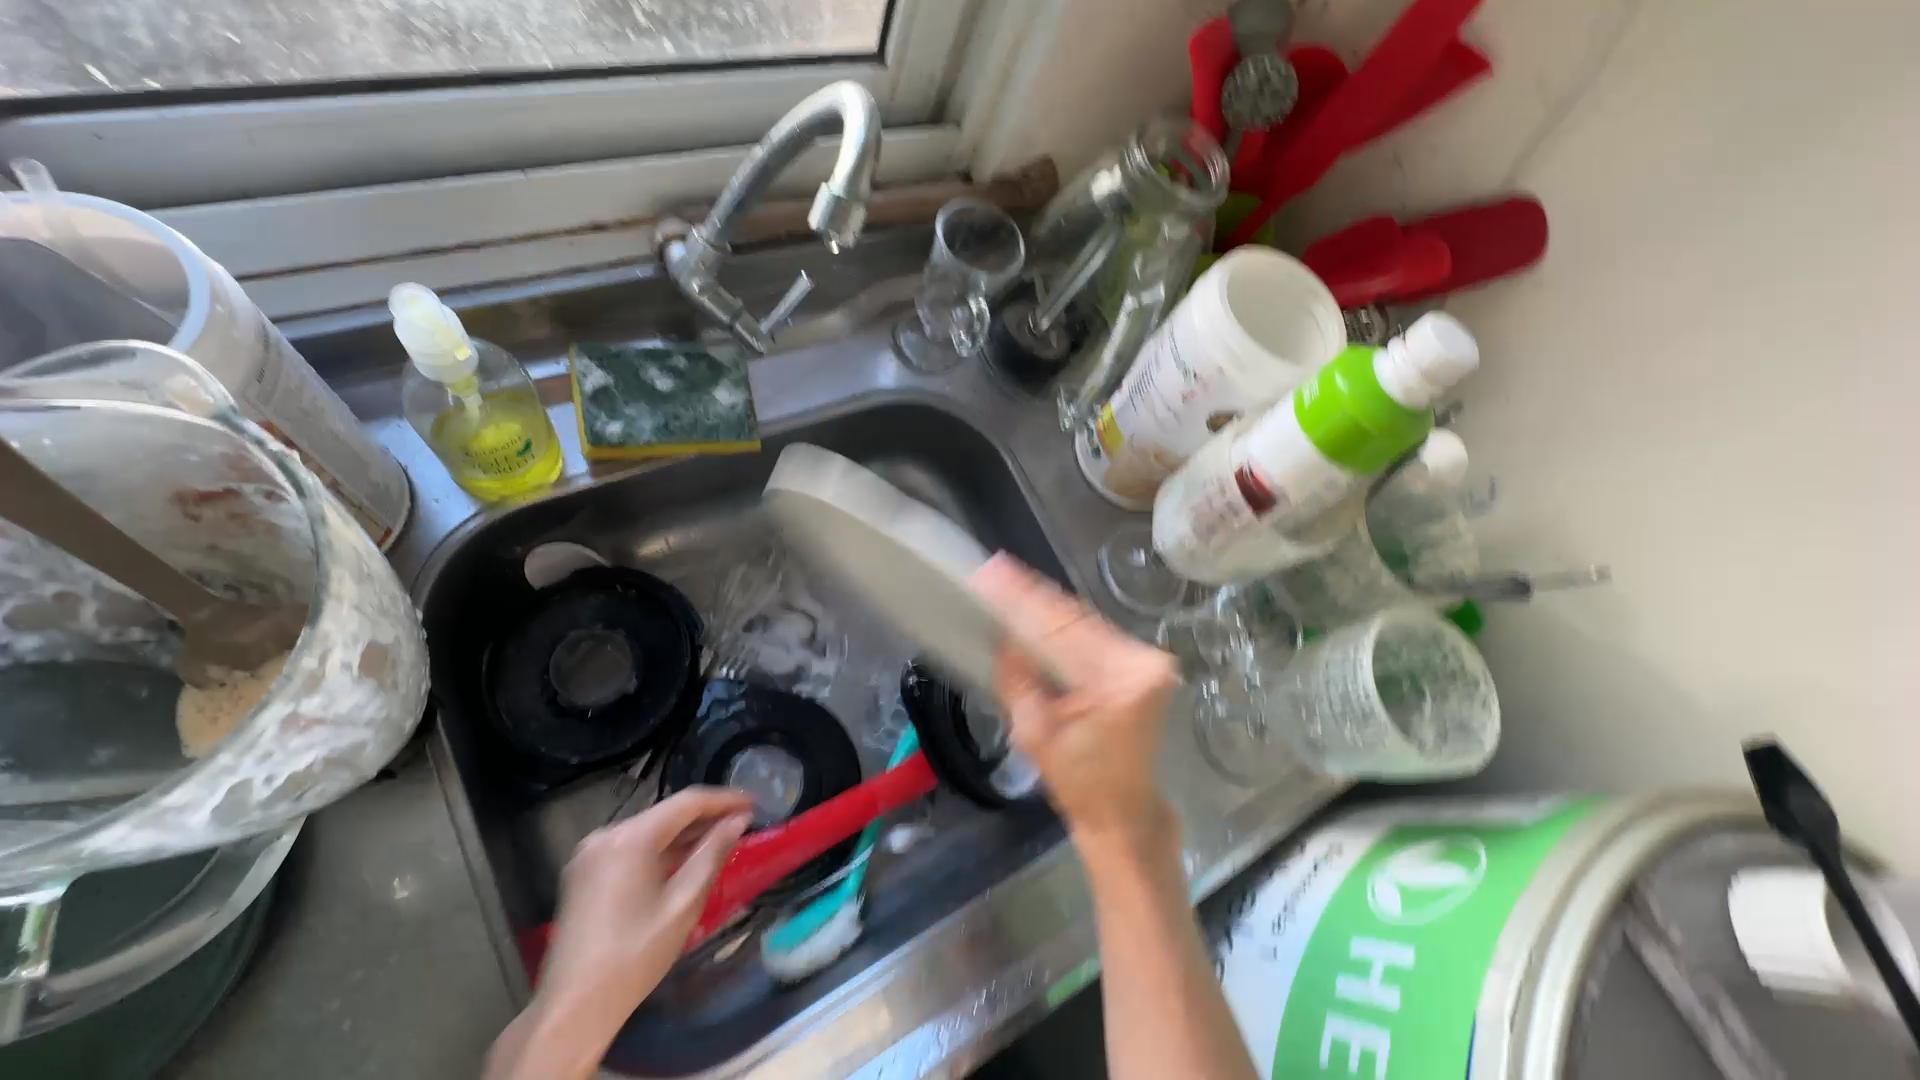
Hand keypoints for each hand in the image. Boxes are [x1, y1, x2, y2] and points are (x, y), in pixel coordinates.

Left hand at [525, 788, 752, 1054]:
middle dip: (704, 818)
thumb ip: (712, 854)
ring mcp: (588, 854)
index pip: (686, 802)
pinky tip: (680, 861)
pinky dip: (657, 850)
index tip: (753, 803)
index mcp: (630, 837)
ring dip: (682, 835)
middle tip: (741, 823)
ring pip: (646, 831)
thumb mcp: (683, 904)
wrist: (574, 1005)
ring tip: (718, 841)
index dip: (723, 800)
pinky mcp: (582, 873)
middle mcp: (605, 835)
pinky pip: (628, 848)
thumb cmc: (636, 954)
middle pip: (664, 815)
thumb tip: (737, 821)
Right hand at [972, 554, 1179, 856]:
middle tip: (996, 571)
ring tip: (1009, 582)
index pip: (1063, 631)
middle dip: (1034, 597)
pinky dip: (1063, 626)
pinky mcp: (1141, 667)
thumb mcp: (1036, 734)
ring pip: (1085, 624)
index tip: (995, 575)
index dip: (1024, 602)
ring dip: (1046, 607)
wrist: (1124, 812)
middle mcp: (1143, 662)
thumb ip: (1019, 680)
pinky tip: (1036, 608)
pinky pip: (1093, 637)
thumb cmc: (1081, 783)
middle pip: (1077, 620)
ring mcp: (1147, 662)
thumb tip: (1005, 639)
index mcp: (1123, 681)